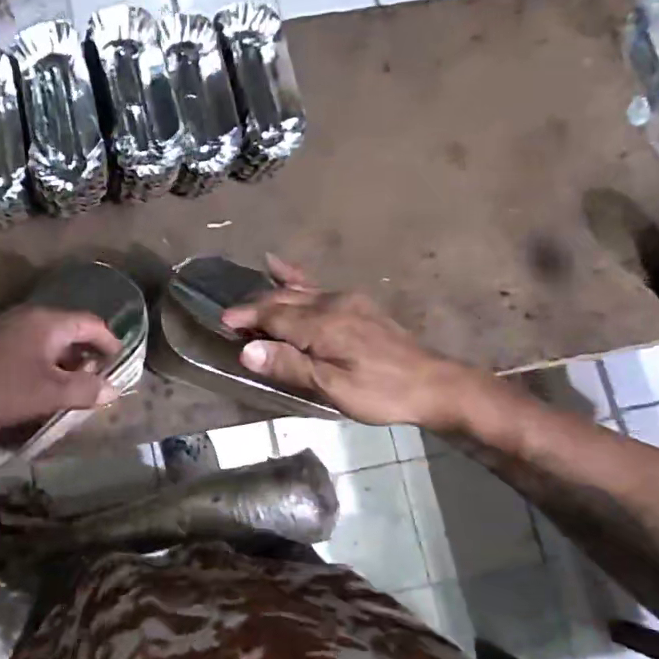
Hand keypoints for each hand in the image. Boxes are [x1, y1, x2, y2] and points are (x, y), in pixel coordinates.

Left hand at [0, 305, 121, 461]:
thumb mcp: (47, 394)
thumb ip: (84, 389)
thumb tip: (112, 389)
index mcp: (48, 321)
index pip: (92, 323)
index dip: (110, 343)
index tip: (120, 364)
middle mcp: (28, 315)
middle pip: (70, 329)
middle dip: (87, 354)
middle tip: (96, 381)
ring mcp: (5, 325)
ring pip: (48, 339)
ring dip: (64, 360)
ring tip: (69, 388)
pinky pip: (28, 345)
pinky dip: (43, 362)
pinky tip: (36, 386)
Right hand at [222, 256, 477, 427]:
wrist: (434, 384)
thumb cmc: (381, 392)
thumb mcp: (334, 387)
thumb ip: (290, 366)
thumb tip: (247, 350)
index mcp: (322, 325)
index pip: (273, 315)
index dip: (246, 318)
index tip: (223, 322)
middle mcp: (331, 304)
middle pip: (283, 299)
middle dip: (255, 306)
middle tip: (232, 319)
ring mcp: (347, 301)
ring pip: (299, 291)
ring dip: (272, 295)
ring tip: (250, 296)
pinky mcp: (358, 305)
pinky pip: (317, 287)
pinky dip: (295, 278)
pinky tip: (281, 266)